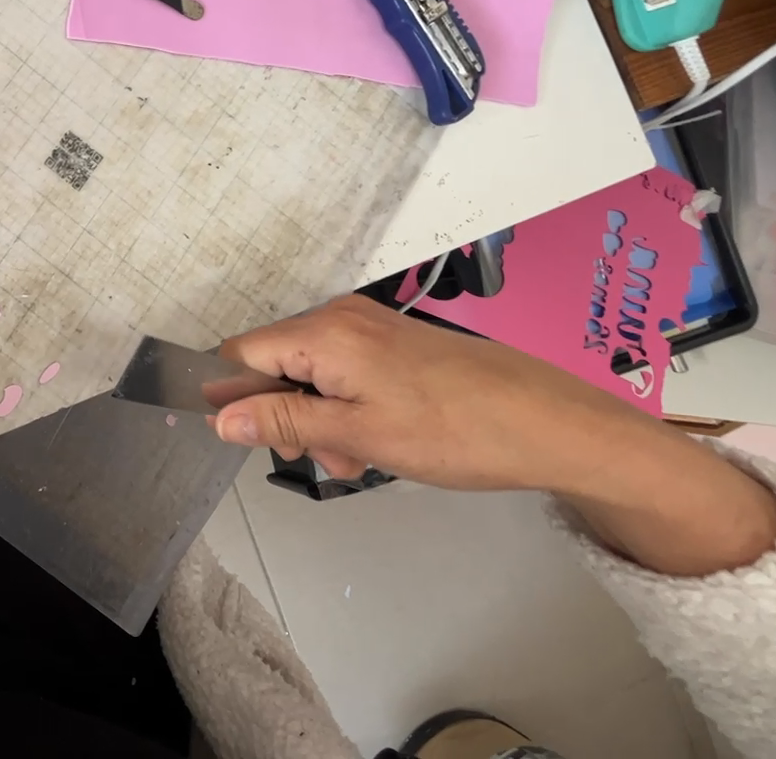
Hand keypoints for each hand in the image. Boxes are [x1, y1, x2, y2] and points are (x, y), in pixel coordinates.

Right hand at [210, 295, 775, 576]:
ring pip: (308, 369)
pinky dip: (344, 402)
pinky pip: (341, 366)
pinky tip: (375, 435)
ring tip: (356, 456)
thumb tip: (218, 418)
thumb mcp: (356, 434)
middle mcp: (337, 316)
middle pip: (274, 362)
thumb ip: (280, 422)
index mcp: (321, 332)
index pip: (239, 354)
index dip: (234, 396)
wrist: (558, 425)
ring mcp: (368, 324)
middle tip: (324, 459)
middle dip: (284, 413)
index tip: (256, 440)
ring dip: (316, 414)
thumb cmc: (452, 431)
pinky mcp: (393, 338)